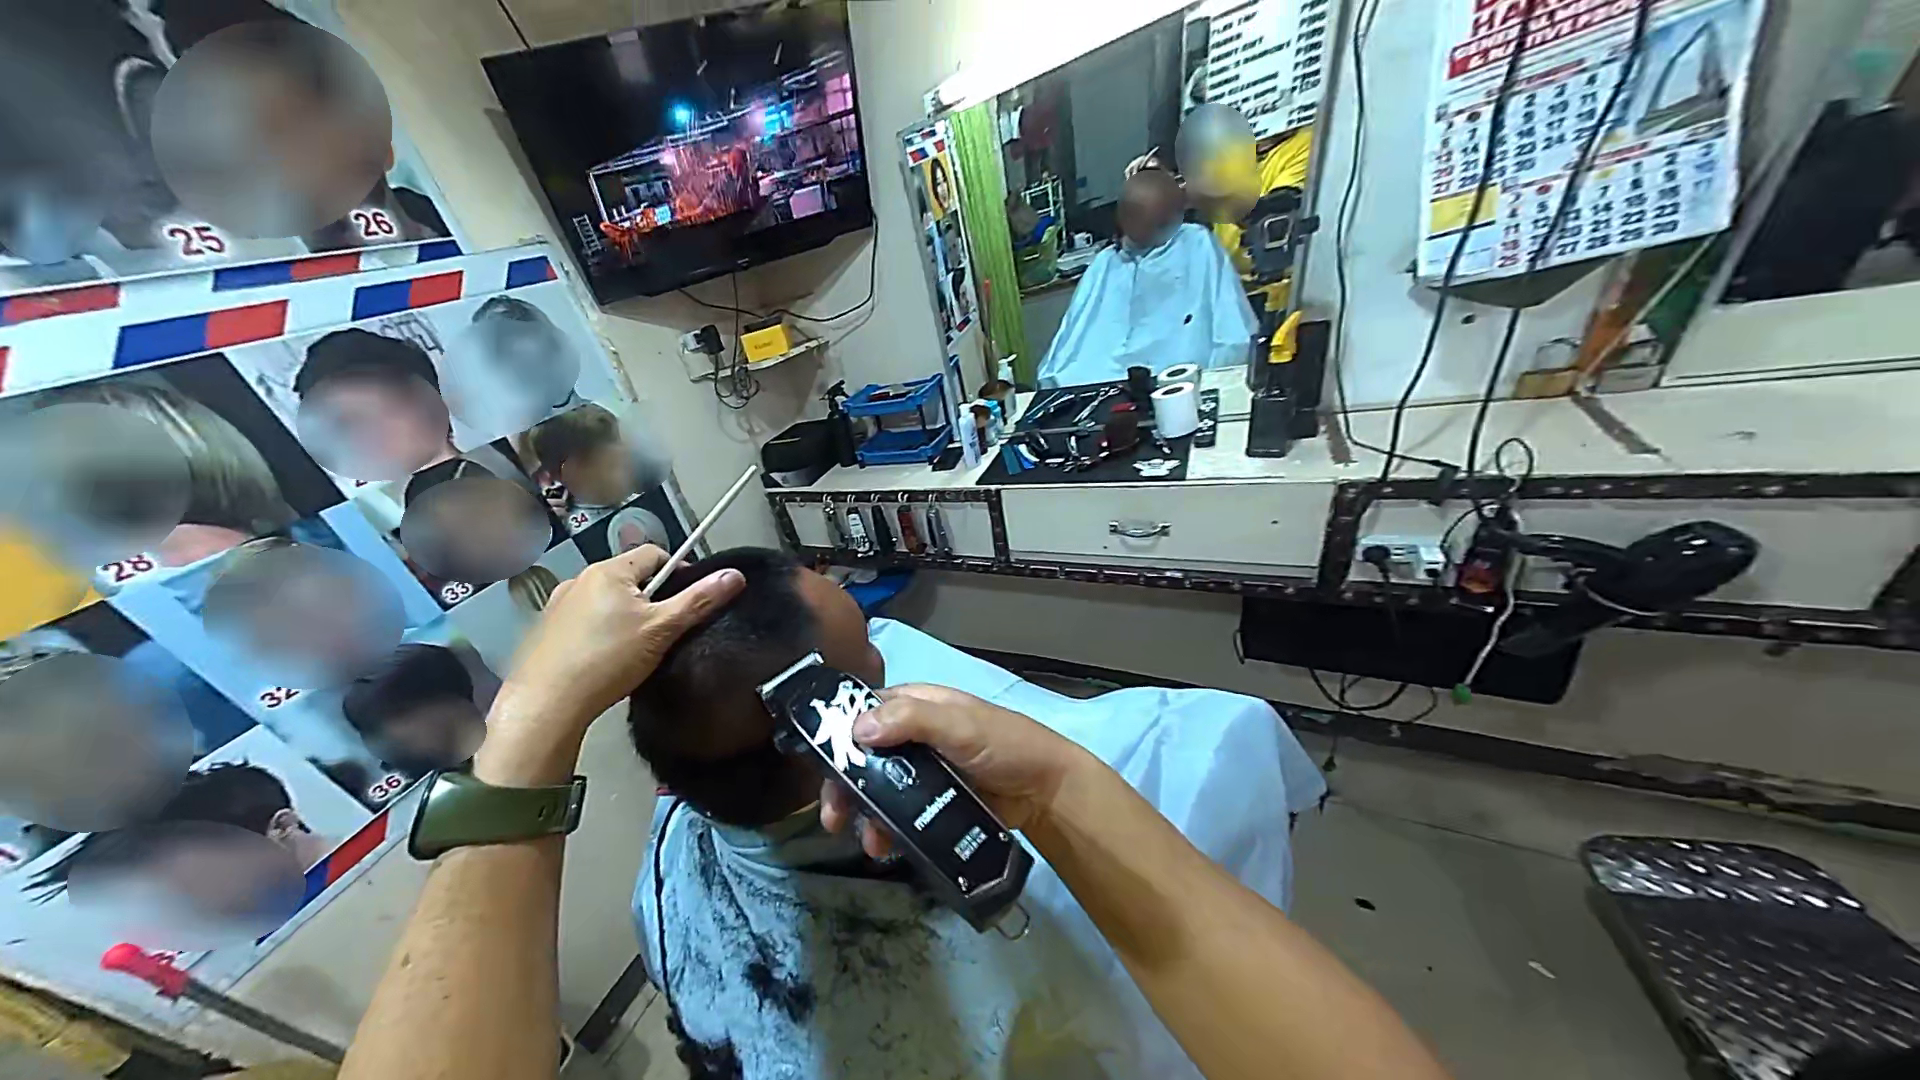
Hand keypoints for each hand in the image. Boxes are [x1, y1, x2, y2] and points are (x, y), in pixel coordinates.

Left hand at [474, 546, 741, 785]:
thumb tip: (736, 575)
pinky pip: (586, 618)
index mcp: (608, 571)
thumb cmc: (608, 660)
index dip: (679, 572)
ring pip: (608, 599)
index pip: (655, 553)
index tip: (689, 602)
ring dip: (627, 613)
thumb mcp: (663, 629)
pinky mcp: (545, 630)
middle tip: (667, 629)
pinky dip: (602, 629)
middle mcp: (579, 579)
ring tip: (638, 646)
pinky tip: (607, 657)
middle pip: (632, 576)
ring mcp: (558, 605)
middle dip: (654, 596)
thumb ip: (700, 600)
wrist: (545, 705)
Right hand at [820, 684, 1088, 859]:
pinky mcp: (932, 805)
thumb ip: (912, 720)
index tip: (822, 763)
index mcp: (918, 707)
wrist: (1045, 791)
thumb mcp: (960, 725)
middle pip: (865, 757)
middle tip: (833, 816)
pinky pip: (899, 816)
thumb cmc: (1004, 744)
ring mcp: (922, 773)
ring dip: (865, 815)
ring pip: (878, 790)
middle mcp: (914, 737)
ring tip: (868, 841)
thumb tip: (858, 728)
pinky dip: (887, 831)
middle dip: (845, 785)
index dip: (841, 734)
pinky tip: (885, 848)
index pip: (867, 712)